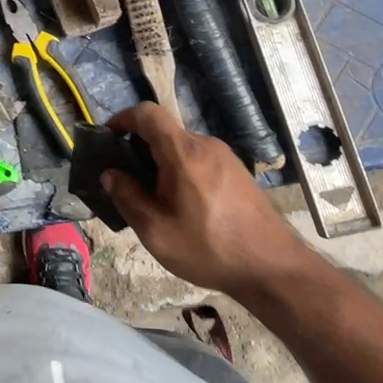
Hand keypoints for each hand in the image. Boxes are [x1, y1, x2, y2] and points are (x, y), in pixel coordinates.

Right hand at [101, 104, 319, 299]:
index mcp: (184, 153)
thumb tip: (110, 175)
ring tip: (155, 199)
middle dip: (140, 149)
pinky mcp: (238, 172)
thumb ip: (127, 197)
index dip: (123, 118)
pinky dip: (182, 171)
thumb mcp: (155, 231)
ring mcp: (226, 158)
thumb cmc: (209, 249)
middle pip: (164, 131)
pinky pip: (199, 160)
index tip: (109, 138)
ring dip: (161, 163)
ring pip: (182, 147)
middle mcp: (206, 146)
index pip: (148, 113)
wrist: (273, 269)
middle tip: (128, 181)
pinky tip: (184, 206)